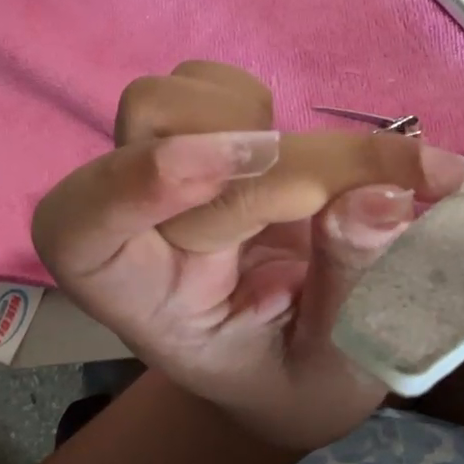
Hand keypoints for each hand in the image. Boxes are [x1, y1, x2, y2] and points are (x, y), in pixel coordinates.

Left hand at [33, 62, 463, 448]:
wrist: (286, 360)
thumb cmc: (295, 380)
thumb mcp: (336, 370)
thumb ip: (352, 289)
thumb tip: (382, 194)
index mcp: (141, 298)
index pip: (81, 230)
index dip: (132, 184)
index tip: (225, 169)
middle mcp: (139, 222)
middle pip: (142, 132)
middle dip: (244, 153)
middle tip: (325, 197)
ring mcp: (166, 170)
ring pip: (175, 95)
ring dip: (251, 122)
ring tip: (304, 185)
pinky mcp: (202, 135)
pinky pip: (212, 84)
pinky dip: (258, 103)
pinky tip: (284, 157)